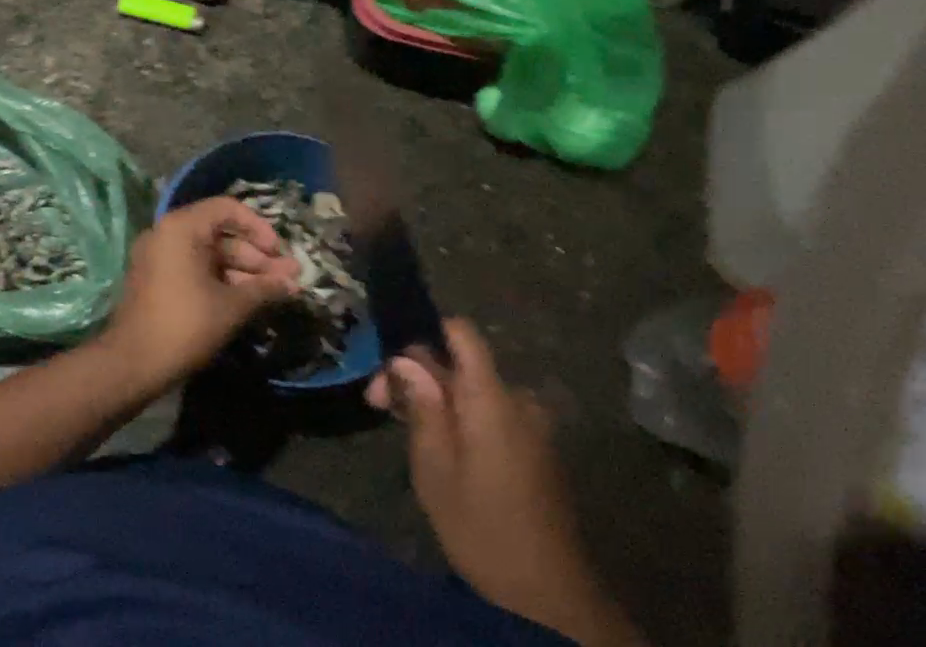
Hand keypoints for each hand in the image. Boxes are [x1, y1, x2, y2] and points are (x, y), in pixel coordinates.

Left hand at [97, 197, 300, 389]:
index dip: (259, 228)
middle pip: (221, 235)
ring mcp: (160, 258)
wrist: (134, 362)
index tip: (280, 253)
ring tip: (280, 292)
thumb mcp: (231, 305)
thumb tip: (293, 283)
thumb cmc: (185, 325)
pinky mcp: (159, 280)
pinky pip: (197, 270)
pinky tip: (252, 299)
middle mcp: (166, 234)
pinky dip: (223, 281)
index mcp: (180, 228)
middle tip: (290, 278)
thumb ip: (264, 288)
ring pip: (211, 256)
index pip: (227, 209)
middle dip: (258, 257)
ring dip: (245, 272)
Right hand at [368, 320, 643, 645]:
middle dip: (418, 376)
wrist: (547, 592)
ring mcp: (532, 425)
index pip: (462, 334)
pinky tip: (439, 449)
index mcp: (493, 400)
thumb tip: (406, 359)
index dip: (423, 334)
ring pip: (473, 391)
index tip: (389, 362)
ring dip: (437, 400)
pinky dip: (462, 418)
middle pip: (461, 364)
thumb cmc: (481, 527)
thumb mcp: (434, 467)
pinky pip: (492, 412)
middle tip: (379, 406)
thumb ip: (422, 406)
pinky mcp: (536, 448)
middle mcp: (518, 401)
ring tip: (404, 431)